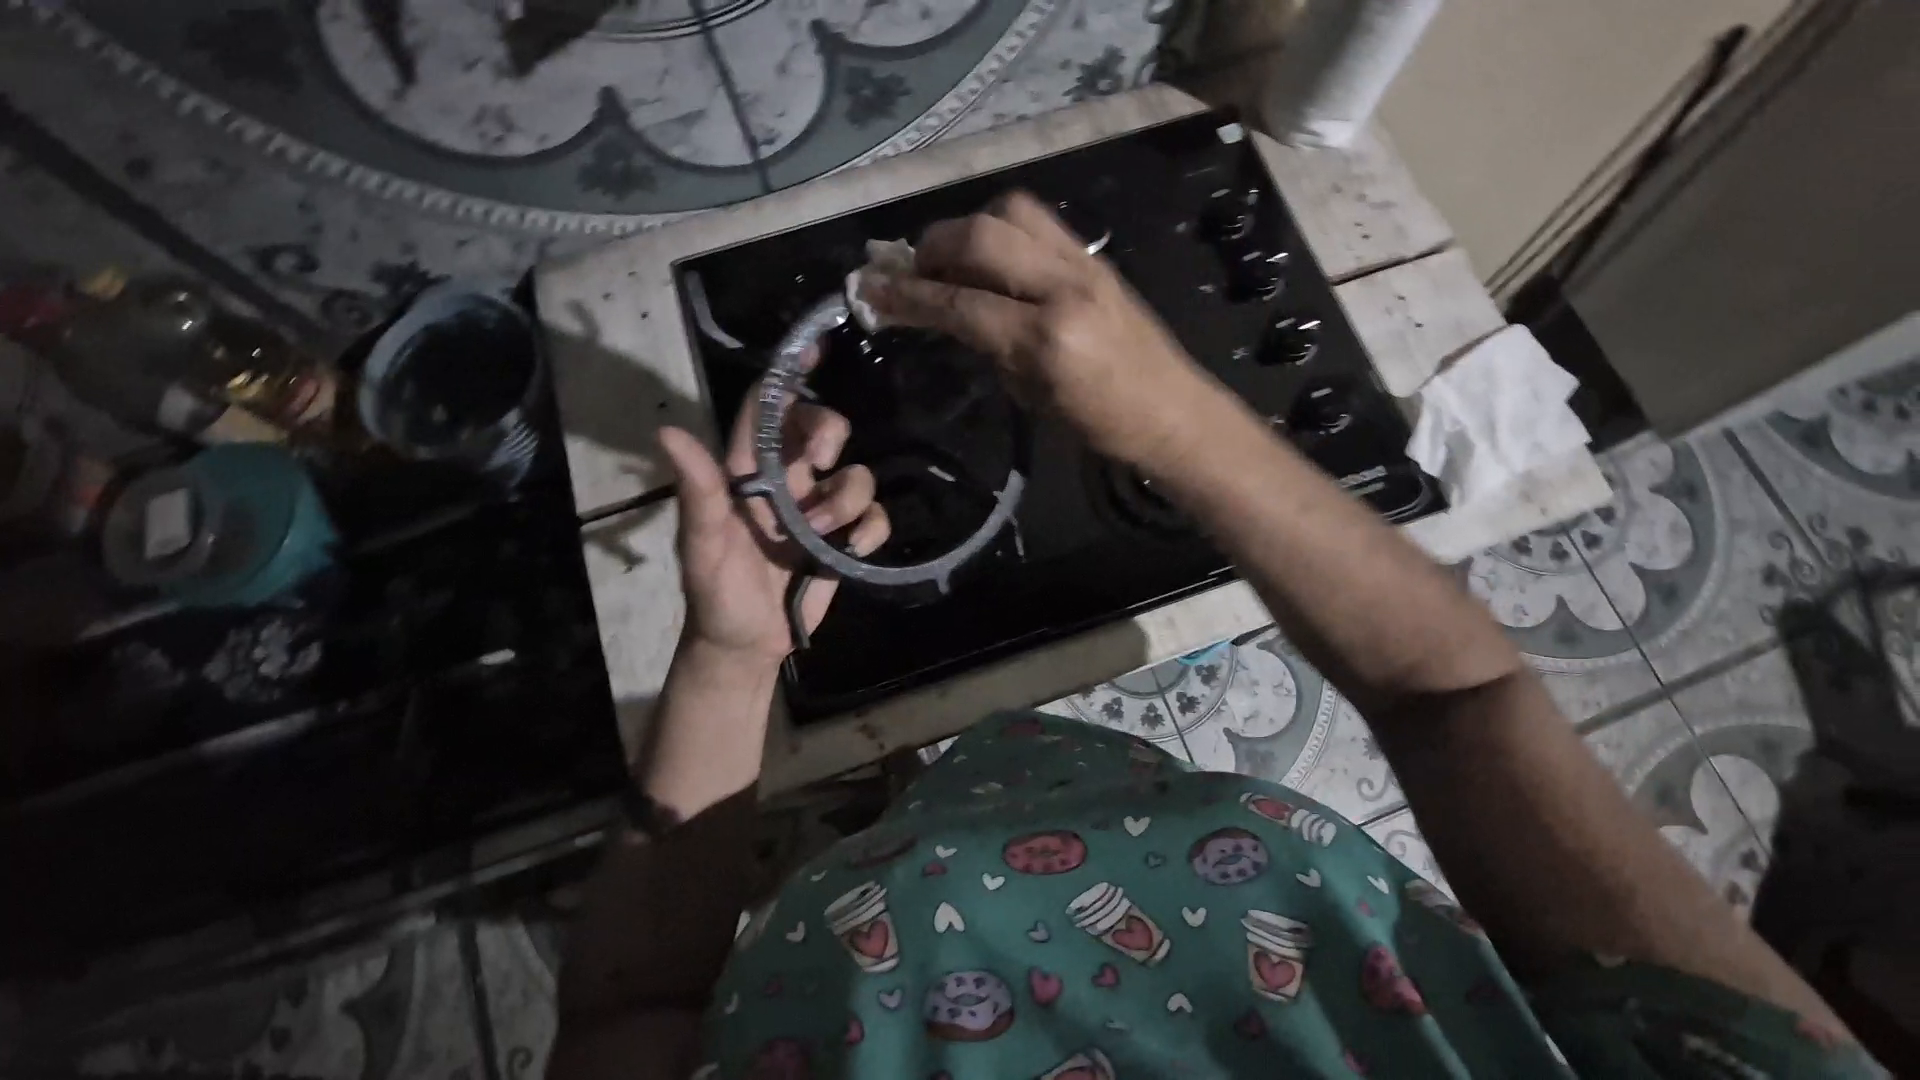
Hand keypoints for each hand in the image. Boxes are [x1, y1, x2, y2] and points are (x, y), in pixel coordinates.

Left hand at [658, 399, 889, 667]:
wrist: (747, 645)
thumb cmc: (714, 594)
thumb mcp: (702, 544)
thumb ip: (697, 491)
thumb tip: (669, 432)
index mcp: (747, 474)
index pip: (765, 410)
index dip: (786, 377)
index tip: (813, 349)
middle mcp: (787, 483)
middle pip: (820, 428)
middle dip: (828, 433)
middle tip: (819, 462)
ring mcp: (819, 511)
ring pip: (856, 473)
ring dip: (846, 500)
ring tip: (820, 535)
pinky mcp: (844, 540)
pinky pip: (874, 516)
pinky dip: (870, 530)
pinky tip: (849, 552)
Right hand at [870, 191, 1226, 467]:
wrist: (1173, 411)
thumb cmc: (1101, 424)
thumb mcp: (1030, 396)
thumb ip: (987, 346)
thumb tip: (946, 311)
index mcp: (1046, 340)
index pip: (959, 303)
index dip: (907, 295)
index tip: (869, 289)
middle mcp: (1064, 287)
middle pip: (981, 236)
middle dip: (932, 246)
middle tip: (911, 270)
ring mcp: (1084, 264)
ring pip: (1010, 212)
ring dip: (968, 226)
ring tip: (951, 258)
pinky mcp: (1095, 256)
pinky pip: (1038, 222)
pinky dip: (1001, 230)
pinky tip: (991, 257)